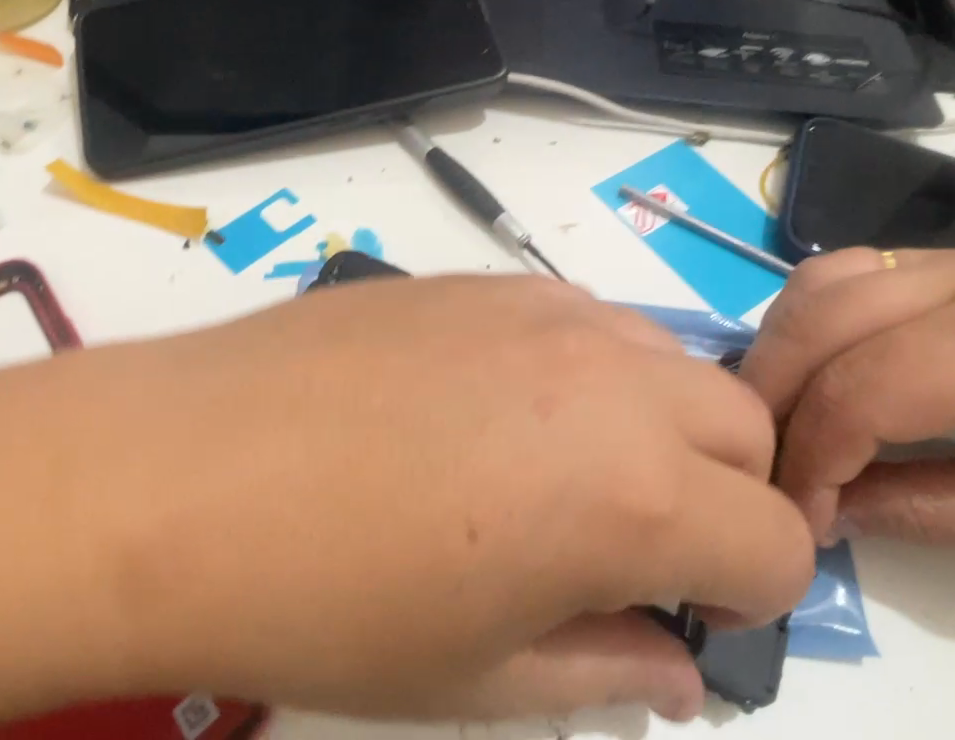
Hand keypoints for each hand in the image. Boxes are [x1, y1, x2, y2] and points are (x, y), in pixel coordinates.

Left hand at [81, 276, 813, 721]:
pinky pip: (583, 316)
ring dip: (657, 422)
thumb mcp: (478, 676)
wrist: (174, 475)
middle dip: (722, 496)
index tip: (679, 613)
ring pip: (670, 359)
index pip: (779, 541)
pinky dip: (586, 368)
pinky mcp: (482, 278)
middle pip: (746, 430)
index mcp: (634, 493)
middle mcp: (613, 379)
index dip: (746, 596)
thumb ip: (607, 668)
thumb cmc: (324, 604)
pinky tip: (493, 407)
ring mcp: (544, 310)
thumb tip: (677, 668)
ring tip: (560, 470)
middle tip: (628, 542)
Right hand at [742, 245, 954, 587]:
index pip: (868, 384)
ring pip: (827, 279)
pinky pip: (859, 274)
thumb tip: (825, 509)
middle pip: (824, 315)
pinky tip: (825, 374)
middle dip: (774, 394)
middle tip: (765, 467)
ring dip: (784, 349)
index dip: (812, 454)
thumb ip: (933, 513)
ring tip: (783, 420)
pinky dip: (816, 323)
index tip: (800, 518)